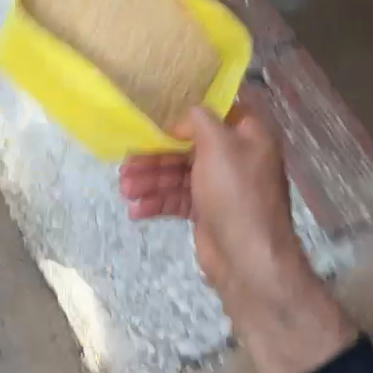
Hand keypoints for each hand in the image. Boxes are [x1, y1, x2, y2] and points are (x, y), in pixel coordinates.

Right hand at [120, 92, 357, 372]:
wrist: (247, 257)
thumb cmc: (236, 195)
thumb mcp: (219, 146)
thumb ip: (199, 121)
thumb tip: (183, 118)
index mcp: (247, 137)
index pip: (214, 115)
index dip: (185, 117)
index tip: (156, 121)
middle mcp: (235, 159)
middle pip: (187, 148)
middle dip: (155, 156)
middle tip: (126, 164)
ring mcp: (220, 188)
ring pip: (178, 175)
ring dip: (150, 181)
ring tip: (125, 190)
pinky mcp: (206, 212)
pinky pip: (177, 200)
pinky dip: (157, 203)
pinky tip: (136, 211)